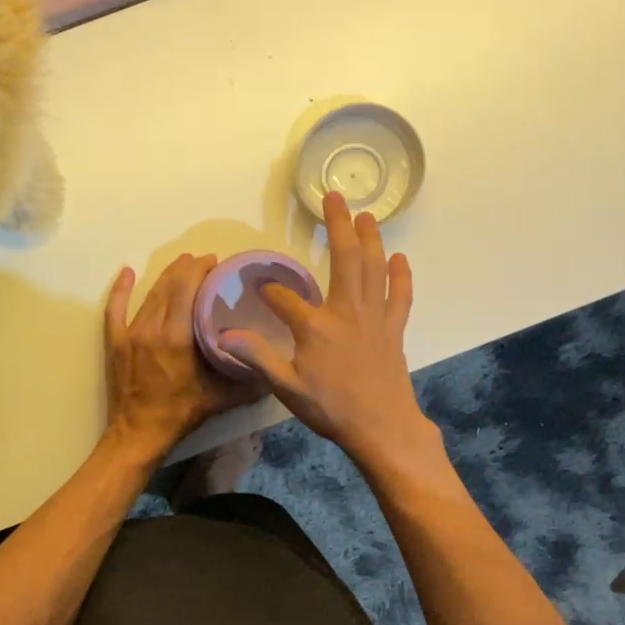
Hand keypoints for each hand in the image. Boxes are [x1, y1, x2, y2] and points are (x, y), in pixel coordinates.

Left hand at [104, 254, 260, 460]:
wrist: (138, 434)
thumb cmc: (179, 414)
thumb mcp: (219, 399)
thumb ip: (247, 384)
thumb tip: (273, 371)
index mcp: (176, 337)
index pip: (187, 289)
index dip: (199, 270)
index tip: (214, 262)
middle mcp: (152, 329)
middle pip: (169, 287)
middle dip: (186, 269)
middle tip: (203, 263)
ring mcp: (130, 334)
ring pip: (149, 296)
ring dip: (165, 277)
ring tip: (181, 266)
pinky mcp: (115, 343)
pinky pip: (114, 310)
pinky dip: (121, 290)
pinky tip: (127, 272)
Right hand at [219, 192, 434, 464]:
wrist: (382, 427)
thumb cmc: (331, 408)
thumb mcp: (286, 387)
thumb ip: (257, 356)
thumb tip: (225, 334)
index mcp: (317, 327)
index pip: (285, 298)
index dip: (270, 290)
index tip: (258, 286)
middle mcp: (348, 312)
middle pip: (345, 259)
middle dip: (338, 225)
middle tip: (334, 197)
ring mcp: (375, 318)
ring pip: (374, 268)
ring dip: (370, 238)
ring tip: (366, 214)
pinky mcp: (394, 329)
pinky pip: (399, 294)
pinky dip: (400, 274)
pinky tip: (398, 258)